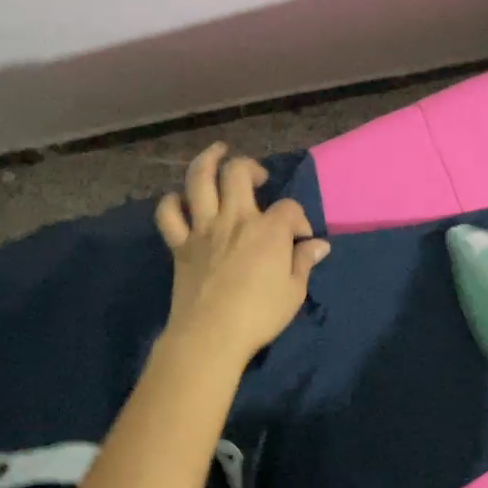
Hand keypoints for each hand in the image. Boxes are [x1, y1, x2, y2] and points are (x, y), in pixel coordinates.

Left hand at [154, 142, 330, 365]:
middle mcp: (235, 218)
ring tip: (217, 153)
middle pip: (238, 173)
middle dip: (250, 167)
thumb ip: (304, 262)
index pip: (289, 208)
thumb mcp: (294, 291)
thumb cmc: (260, 315)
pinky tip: (180, 199)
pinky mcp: (179, 245)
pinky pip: (168, 214)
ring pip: (199, 180)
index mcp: (269, 229)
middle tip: (258, 176)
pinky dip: (172, 202)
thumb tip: (319, 245)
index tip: (302, 239)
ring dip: (208, 160)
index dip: (299, 219)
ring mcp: (203, 229)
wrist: (211, 335)